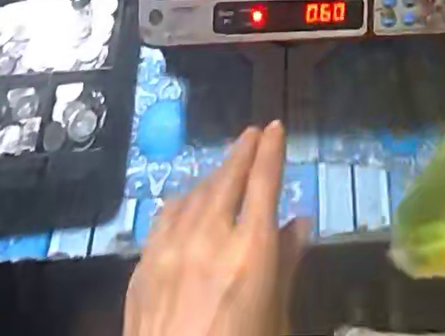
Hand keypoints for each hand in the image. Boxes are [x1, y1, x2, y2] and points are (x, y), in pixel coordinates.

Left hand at [125, 122, 307, 335]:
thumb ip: (286, 267)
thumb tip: (300, 223)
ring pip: (196, 192)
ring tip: (226, 167)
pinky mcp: (143, 266)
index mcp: (250, 253)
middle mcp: (209, 238)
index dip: (272, 151)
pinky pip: (166, 217)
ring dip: (214, 174)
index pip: (264, 183)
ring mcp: (170, 249)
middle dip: (243, 151)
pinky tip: (188, 201)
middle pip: (228, 178)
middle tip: (253, 134)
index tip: (276, 128)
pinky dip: (183, 201)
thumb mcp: (275, 321)